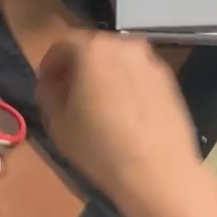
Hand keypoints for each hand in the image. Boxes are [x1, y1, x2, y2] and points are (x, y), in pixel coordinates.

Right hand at [36, 32, 201, 207]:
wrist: (159, 172)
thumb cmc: (100, 146)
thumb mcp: (57, 122)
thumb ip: (48, 93)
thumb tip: (51, 85)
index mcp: (92, 48)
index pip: (61, 45)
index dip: (49, 66)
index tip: (47, 87)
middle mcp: (123, 45)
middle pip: (92, 49)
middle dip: (77, 68)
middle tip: (70, 95)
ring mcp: (150, 61)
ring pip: (117, 61)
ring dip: (103, 75)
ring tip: (98, 106)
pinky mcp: (169, 80)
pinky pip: (137, 75)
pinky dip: (126, 85)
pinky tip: (124, 114)